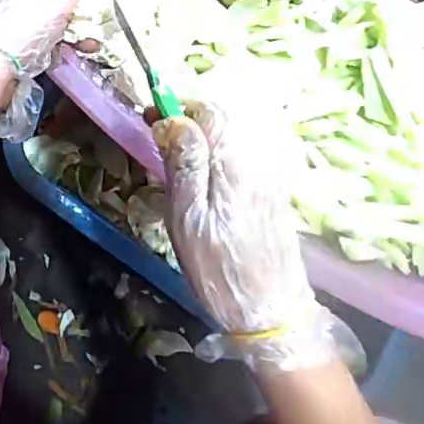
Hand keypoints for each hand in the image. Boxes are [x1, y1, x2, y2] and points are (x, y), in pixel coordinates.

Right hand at [154, 101, 335, 371]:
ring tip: (177, 166)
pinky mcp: (272, 194)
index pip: (209, 111)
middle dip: (187, 124)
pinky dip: (217, 158)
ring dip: (201, 141)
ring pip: (230, 139)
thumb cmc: (219, 268)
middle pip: (221, 122)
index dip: (177, 109)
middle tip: (159, 147)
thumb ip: (184, 164)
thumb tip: (175, 120)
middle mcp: (257, 163)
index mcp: (235, 165)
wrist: (271, 315)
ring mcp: (269, 178)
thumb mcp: (188, 217)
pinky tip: (204, 182)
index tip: (151, 121)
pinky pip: (241, 158)